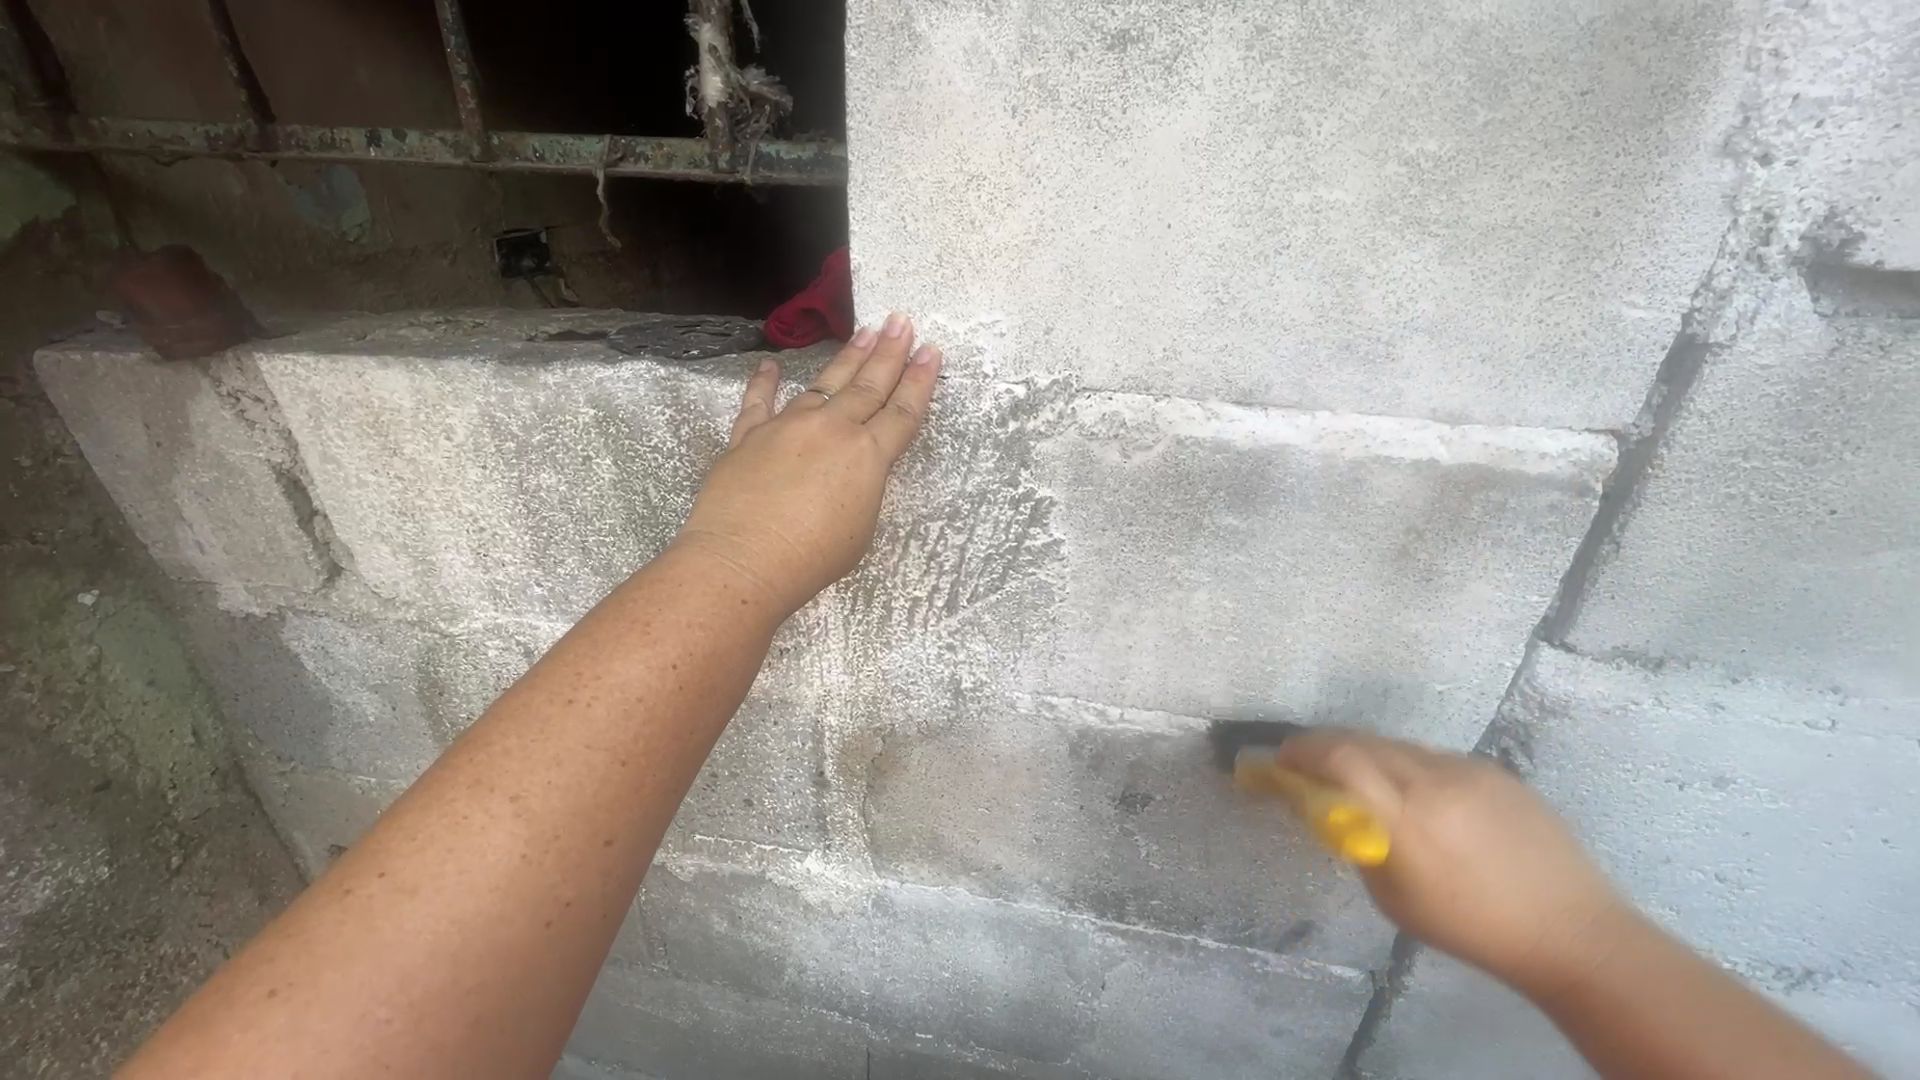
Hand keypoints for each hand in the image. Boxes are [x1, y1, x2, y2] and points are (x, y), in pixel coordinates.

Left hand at [674, 312, 942, 617]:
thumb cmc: (813, 557)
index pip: (902, 411)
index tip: (931, 350)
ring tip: (863, 332)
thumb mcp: (861, 526)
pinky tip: (770, 365)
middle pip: (868, 385)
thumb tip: (853, 466)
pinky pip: (757, 403)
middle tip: (901, 321)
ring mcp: (787, 427)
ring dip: (846, 358)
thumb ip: (863, 486)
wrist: (745, 560)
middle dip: (889, 352)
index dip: (920, 380)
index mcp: (867, 456)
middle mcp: (831, 430)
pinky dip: (764, 383)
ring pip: (823, 384)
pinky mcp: (748, 436)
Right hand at [1277, 731, 1630, 995]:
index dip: (1301, 752)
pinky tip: (1415, 794)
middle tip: (1305, 764)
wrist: (1575, 932)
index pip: (1338, 758)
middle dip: (1323, 747)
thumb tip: (1331, 807)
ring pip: (1396, 745)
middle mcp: (1433, 778)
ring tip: (1357, 778)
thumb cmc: (1472, 927)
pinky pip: (1433, 756)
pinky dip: (1406, 764)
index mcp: (1406, 816)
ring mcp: (1468, 769)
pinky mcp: (1495, 770)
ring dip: (1364, 753)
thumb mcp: (1393, 897)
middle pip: (1360, 740)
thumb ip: (1359, 841)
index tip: (1279, 761)